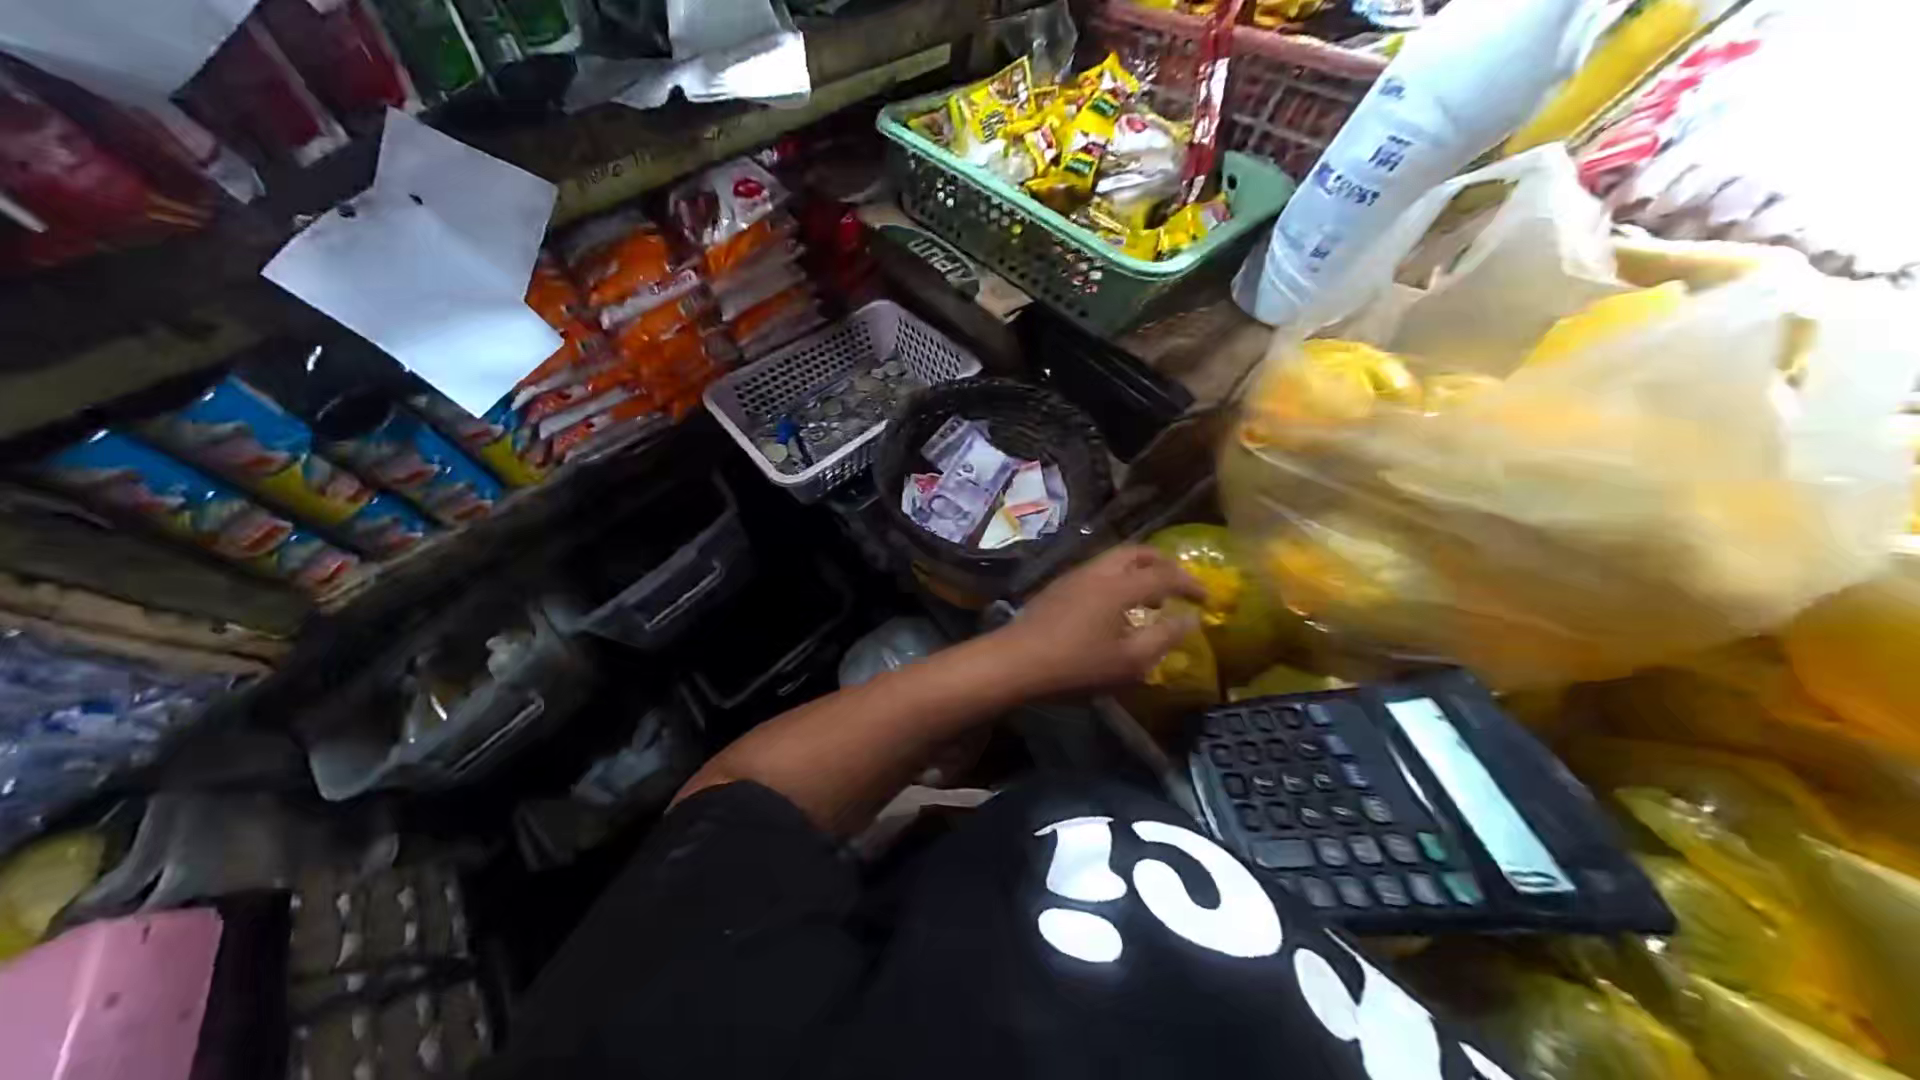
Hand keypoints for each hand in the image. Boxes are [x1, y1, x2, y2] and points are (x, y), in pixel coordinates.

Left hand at [992, 544, 1206, 697]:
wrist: (1014, 662)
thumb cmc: (1076, 665)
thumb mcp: (1129, 662)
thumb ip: (1164, 638)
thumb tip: (1189, 620)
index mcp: (1119, 586)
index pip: (1165, 575)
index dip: (1190, 584)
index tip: (1207, 598)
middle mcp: (1097, 572)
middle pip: (1136, 553)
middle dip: (1163, 564)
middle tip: (1178, 585)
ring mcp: (1073, 576)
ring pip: (1113, 560)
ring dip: (1138, 572)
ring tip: (1150, 600)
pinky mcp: (1056, 588)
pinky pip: (1097, 572)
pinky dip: (1117, 580)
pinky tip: (1115, 609)